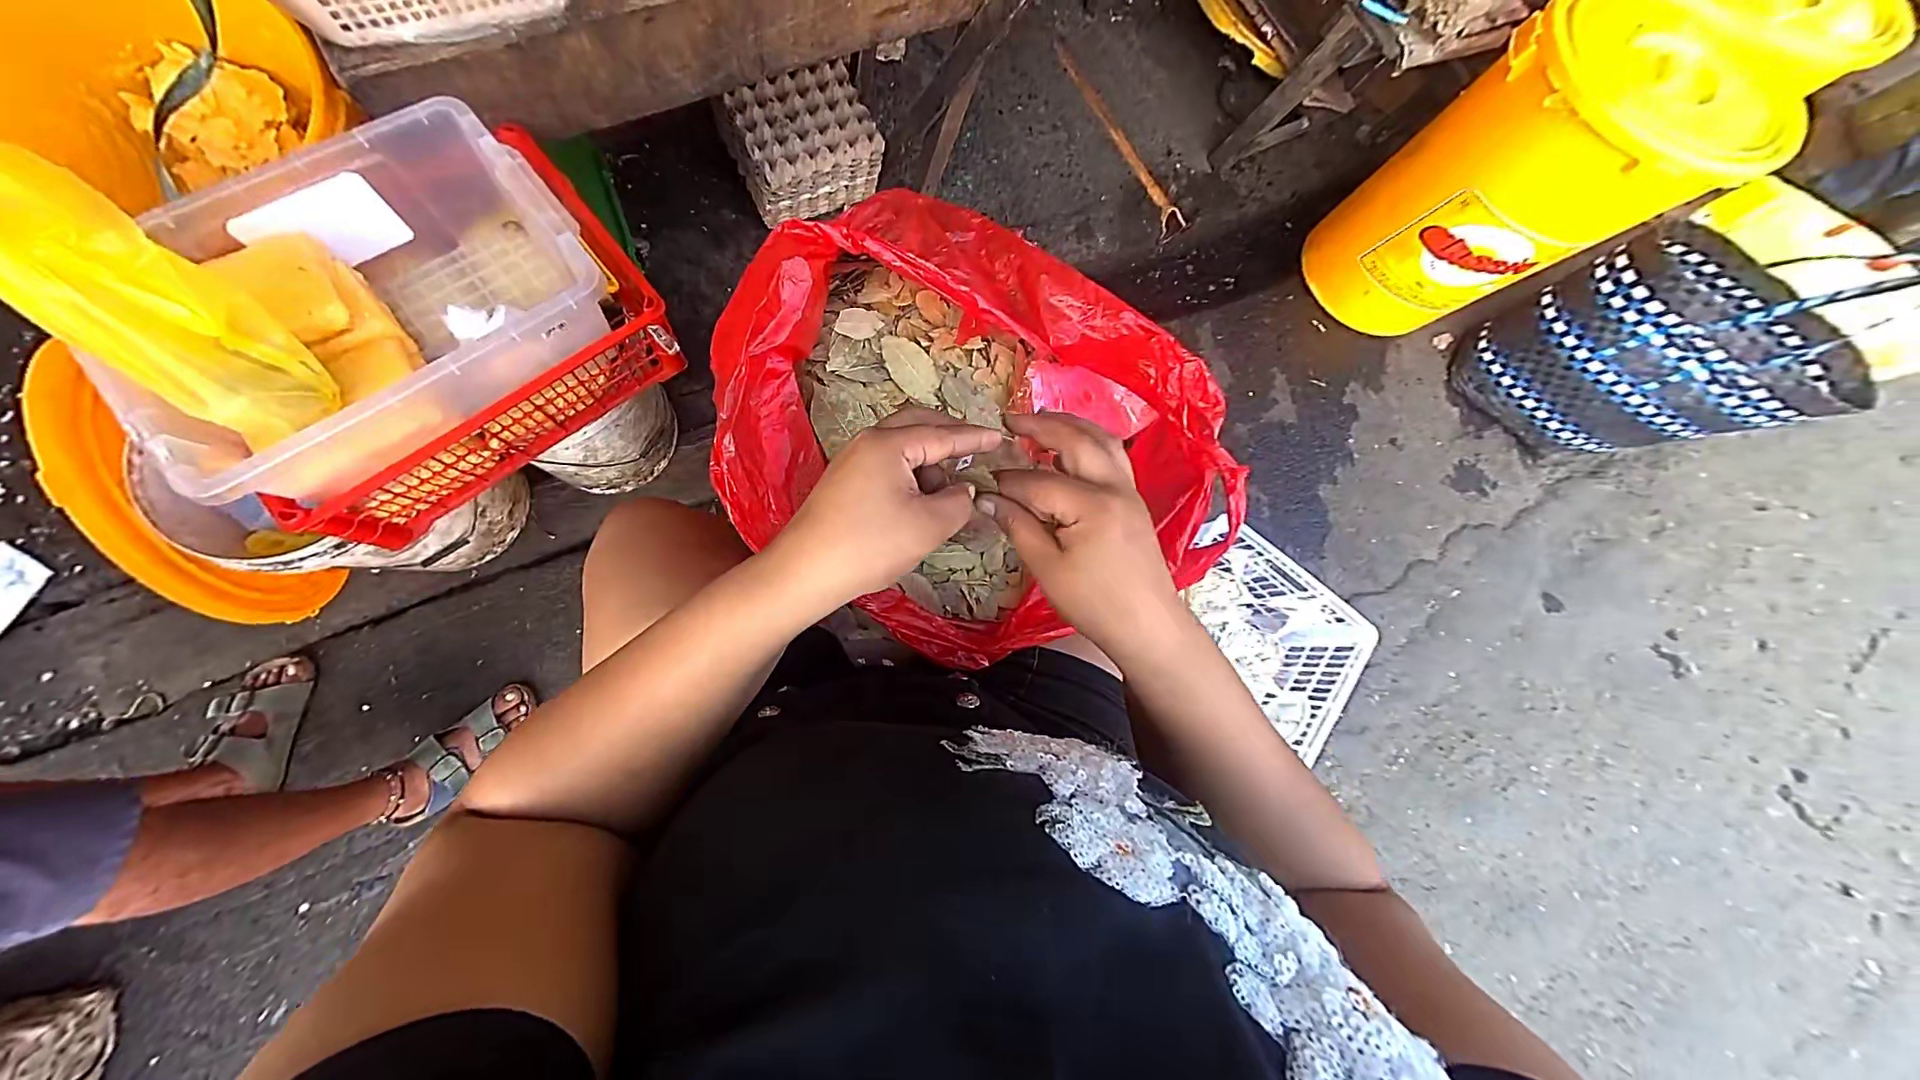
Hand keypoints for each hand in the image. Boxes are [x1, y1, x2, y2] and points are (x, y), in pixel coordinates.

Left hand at [766, 407, 1003, 610]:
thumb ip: (958, 501)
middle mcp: (869, 441)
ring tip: (947, 491)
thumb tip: (964, 488)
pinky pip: (887, 464)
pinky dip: (910, 473)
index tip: (1001, 437)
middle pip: (919, 425)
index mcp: (889, 444)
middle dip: (950, 437)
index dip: (975, 437)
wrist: (805, 571)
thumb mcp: (929, 526)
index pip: (943, 434)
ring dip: (929, 460)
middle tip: (978, 450)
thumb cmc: (871, 546)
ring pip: (902, 446)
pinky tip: (920, 499)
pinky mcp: (845, 480)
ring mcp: (853, 459)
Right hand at [979, 411, 1186, 659]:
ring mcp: (1129, 491)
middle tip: (1010, 420)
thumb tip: (988, 499)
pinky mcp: (1134, 501)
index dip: (1007, 483)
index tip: (983, 485)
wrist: (1148, 625)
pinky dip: (1089, 443)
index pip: (1037, 481)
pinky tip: (1071, 449)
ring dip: (1071, 426)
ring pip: (1102, 441)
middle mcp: (1114, 487)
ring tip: (1041, 422)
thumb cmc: (1095, 603)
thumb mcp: (1047, 568)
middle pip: (1077, 440)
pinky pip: (1112, 457)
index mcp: (1091, 504)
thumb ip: (1018, 526)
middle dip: (1041, 425)